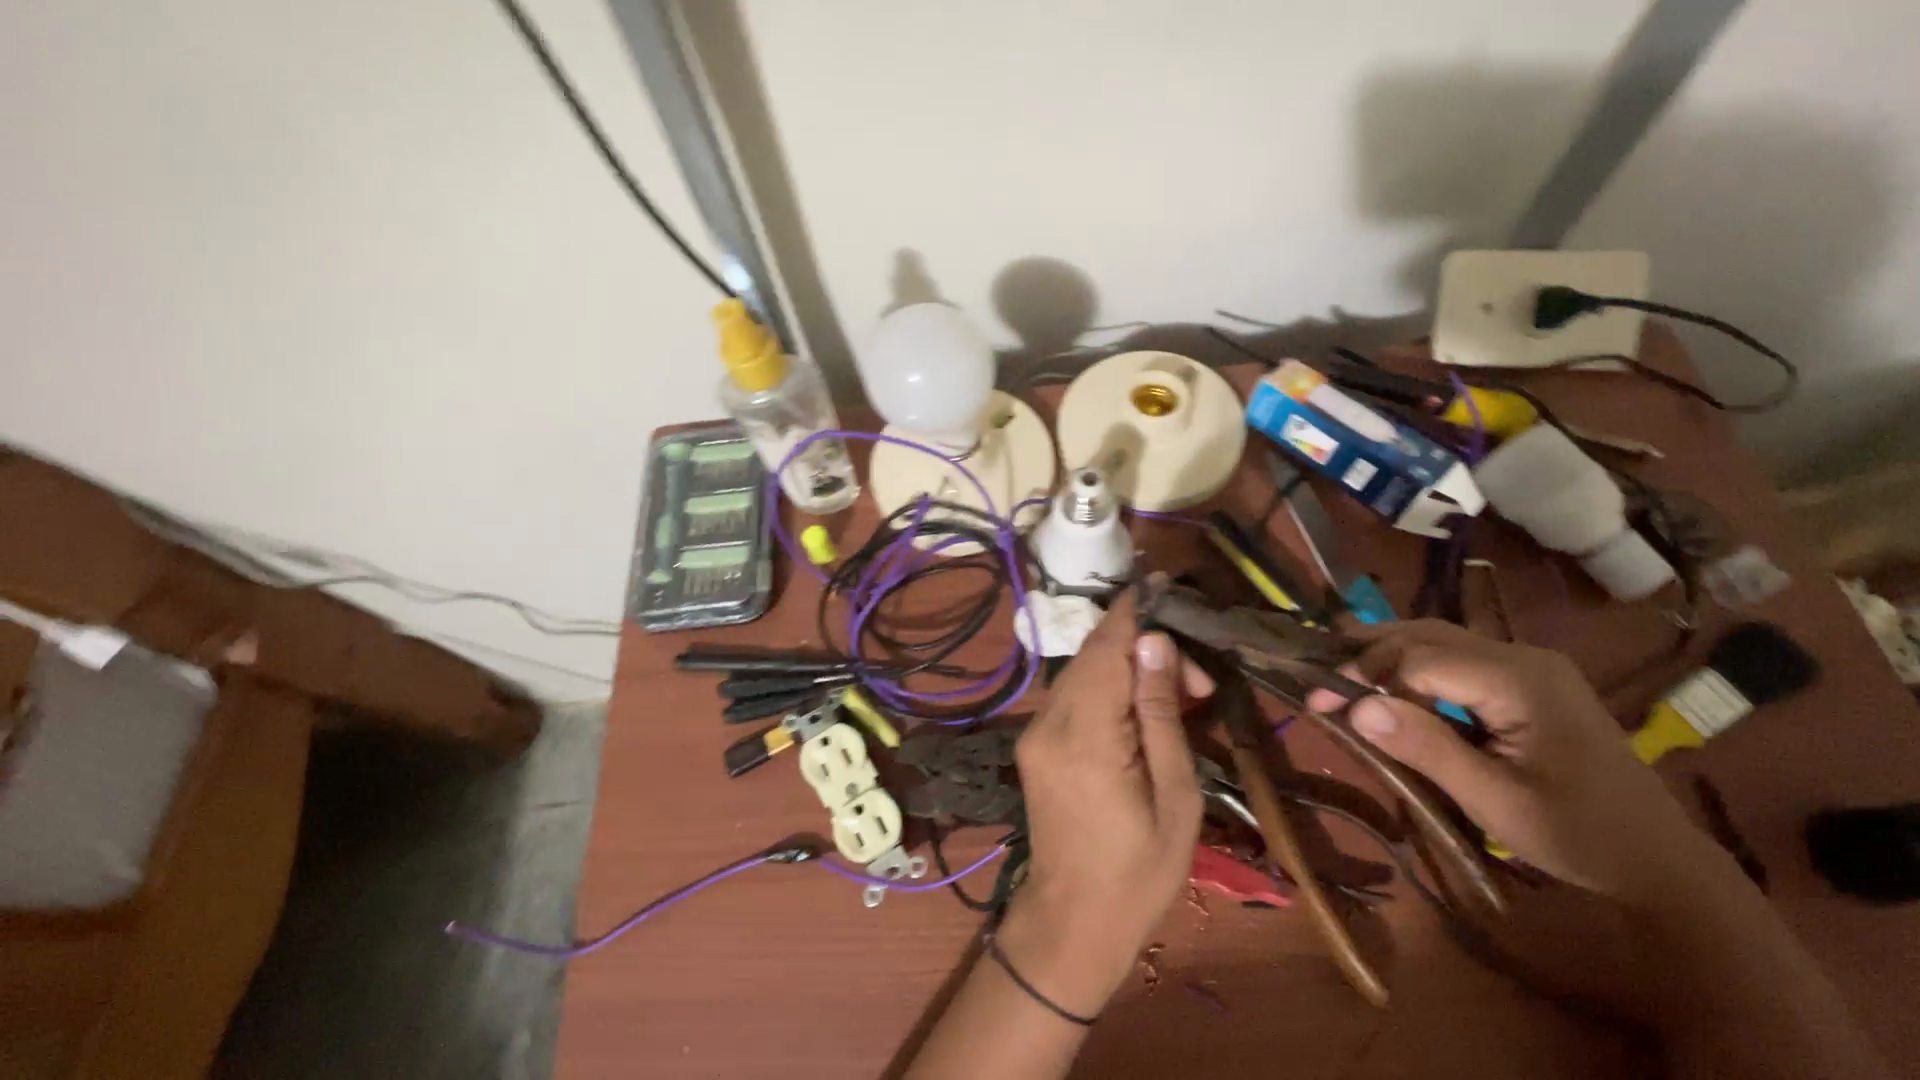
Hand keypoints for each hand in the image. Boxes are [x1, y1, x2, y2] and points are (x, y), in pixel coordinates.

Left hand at [998, 591, 1212, 1016]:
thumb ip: (1162, 714)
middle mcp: (1048, 724)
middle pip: (1094, 655)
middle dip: (1145, 648)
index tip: (1167, 587)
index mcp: (1085, 736)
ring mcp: (1034, 735)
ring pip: (1082, 673)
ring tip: (1181, 697)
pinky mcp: (1034, 746)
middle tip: (1198, 681)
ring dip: (1128, 669)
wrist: (1074, 920)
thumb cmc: (1140, 870)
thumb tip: (1155, 642)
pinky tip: (1144, 712)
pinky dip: (1109, 691)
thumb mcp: (1175, 794)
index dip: (1134, 612)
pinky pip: (1073, 698)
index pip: (1106, 648)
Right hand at [1307, 620, 1708, 901]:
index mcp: (1520, 680)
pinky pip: (1460, 661)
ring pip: (1441, 640)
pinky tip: (1392, 688)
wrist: (1659, 862)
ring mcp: (1531, 667)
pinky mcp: (1530, 684)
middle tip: (1320, 680)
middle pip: (1428, 635)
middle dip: (1369, 653)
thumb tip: (1356, 706)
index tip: (1318, 703)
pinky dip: (1416, 669)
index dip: (1363, 675)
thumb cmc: (1577, 836)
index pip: (1420, 658)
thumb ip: (1426, 748)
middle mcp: (1524, 658)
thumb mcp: (1495, 801)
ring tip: (1341, 675)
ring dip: (1389, 655)